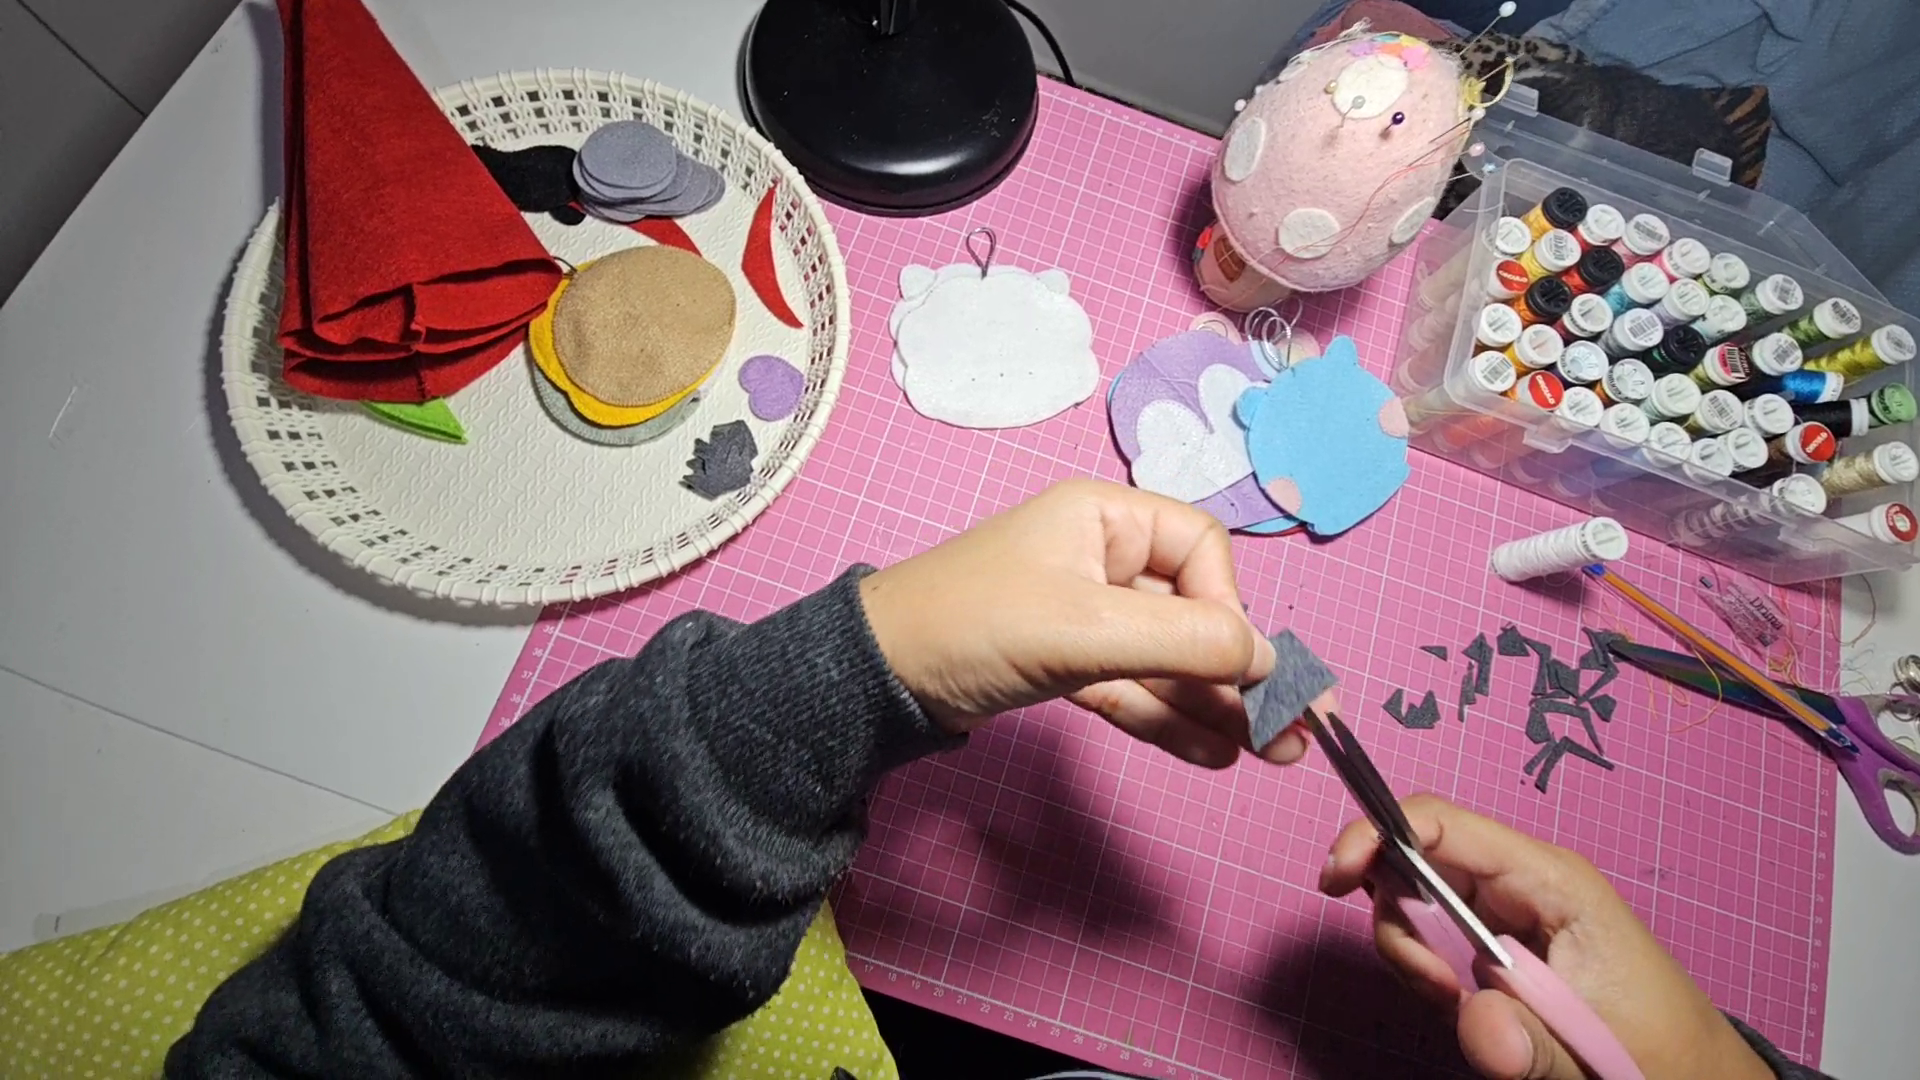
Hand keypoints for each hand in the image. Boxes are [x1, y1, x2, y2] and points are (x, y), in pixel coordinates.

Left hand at [858, 479, 1310, 767]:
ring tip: (1268, 752)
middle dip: (1237, 671)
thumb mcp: (1086, 627)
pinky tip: (1212, 751)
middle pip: (1190, 609)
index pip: (1199, 549)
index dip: (1228, 605)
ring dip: (1212, 703)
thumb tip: (1267, 659)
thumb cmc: (981, 623)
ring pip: (1164, 656)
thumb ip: (1183, 640)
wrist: (883, 675)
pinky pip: (1131, 684)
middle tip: (1294, 732)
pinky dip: (1167, 716)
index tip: (1241, 665)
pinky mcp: (1068, 661)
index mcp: (1105, 518)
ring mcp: (1085, 614)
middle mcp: (1101, 557)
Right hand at [1320, 795, 1773, 1079]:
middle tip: (1425, 980)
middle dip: (1394, 911)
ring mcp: (1493, 903)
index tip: (1337, 875)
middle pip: (1411, 857)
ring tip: (1447, 999)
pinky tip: (1450, 996)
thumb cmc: (1670, 1056)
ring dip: (1405, 944)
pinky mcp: (1481, 933)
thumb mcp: (1607, 1052)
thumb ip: (1537, 1044)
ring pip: (1407, 893)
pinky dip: (1416, 959)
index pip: (1440, 822)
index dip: (1377, 832)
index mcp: (1544, 876)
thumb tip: (1472, 1023)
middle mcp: (1510, 877)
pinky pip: (1422, 926)